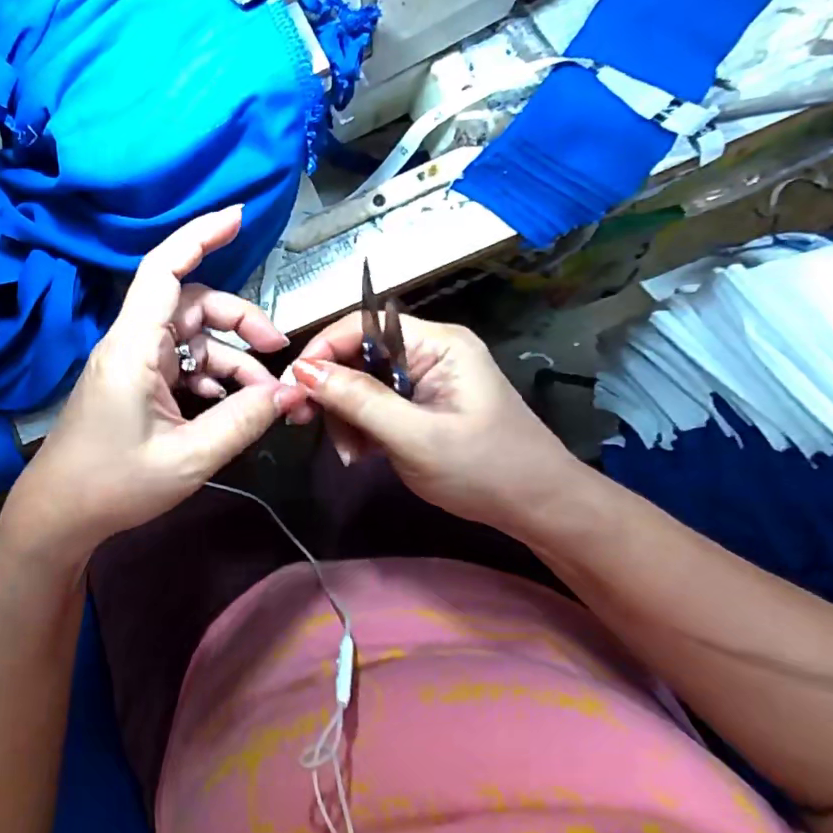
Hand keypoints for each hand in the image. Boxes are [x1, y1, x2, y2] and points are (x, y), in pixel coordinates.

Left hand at [4, 207, 306, 553]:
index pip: (163, 270)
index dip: (199, 236)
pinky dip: (213, 377)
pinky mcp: (135, 384)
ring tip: (266, 396)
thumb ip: (243, 420)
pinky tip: (233, 406)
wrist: (58, 517)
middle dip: (240, 322)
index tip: (239, 216)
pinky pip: (182, 364)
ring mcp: (132, 364)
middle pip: (192, 306)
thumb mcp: (188, 457)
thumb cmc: (113, 485)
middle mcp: (131, 344)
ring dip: (232, 359)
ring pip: (192, 338)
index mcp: (134, 347)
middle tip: (279, 351)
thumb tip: (291, 391)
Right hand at [286, 312, 582, 530]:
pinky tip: (360, 456)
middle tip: (304, 422)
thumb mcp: (415, 436)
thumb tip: (303, 371)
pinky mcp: (420, 405)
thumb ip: (359, 400)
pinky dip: (360, 429)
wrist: (538, 507)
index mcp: (437, 343)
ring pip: (361, 383)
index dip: (323, 349)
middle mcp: (428, 352)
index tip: (295, 386)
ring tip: (349, 455)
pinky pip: (374, 405)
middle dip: (331, 390)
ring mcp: (424, 379)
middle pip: (358, 355)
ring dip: (344, 417)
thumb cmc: (484, 469)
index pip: (363, 325)